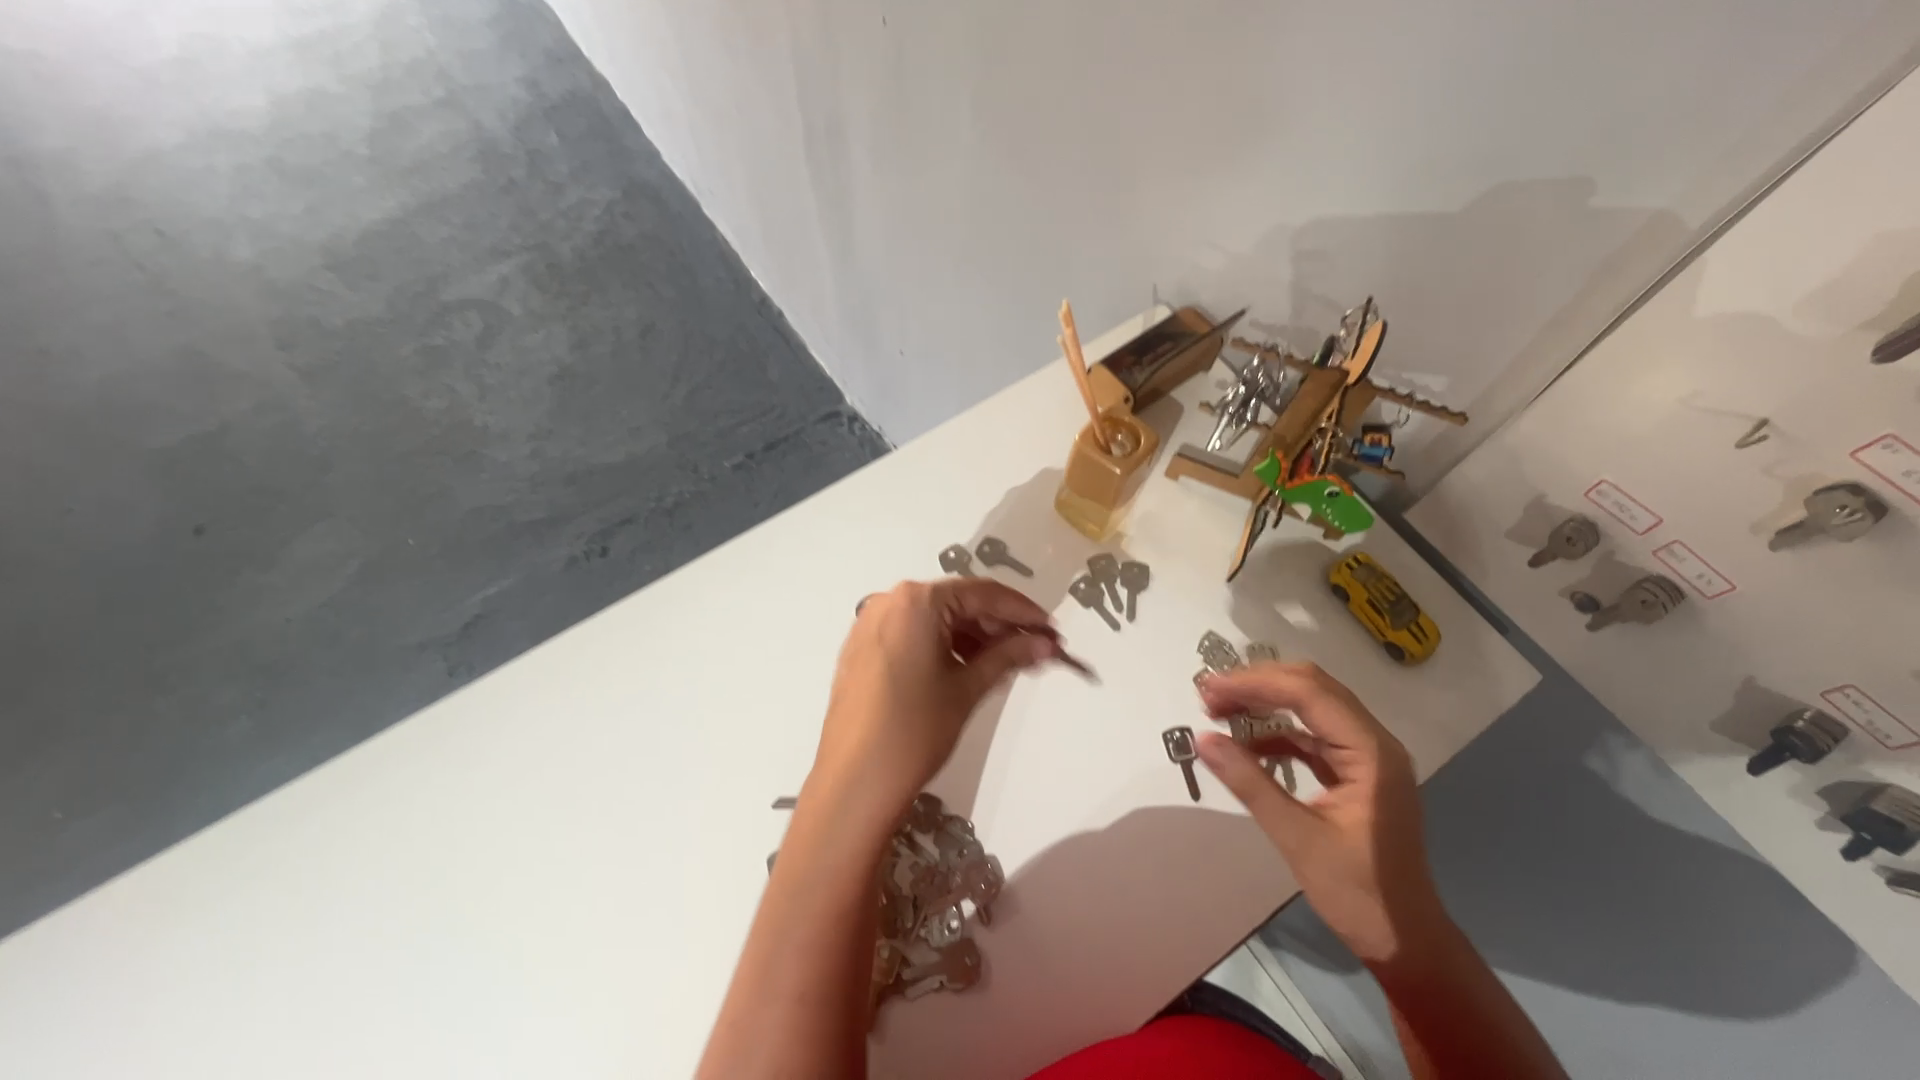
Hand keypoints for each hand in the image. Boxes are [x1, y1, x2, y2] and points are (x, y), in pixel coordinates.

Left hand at [805, 579, 1063, 821]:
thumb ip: (1008, 656)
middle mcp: (889, 601)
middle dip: (998, 626)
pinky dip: (943, 646)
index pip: (983, 593)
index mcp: (917, 601)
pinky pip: (912, 635)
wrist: (854, 780)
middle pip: (957, 603)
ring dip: (972, 637)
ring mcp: (870, 625)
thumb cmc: (915, 729)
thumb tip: (1046, 644)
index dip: (1023, 611)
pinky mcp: (861, 650)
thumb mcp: (967, 688)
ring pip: (935, 619)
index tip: (1053, 631)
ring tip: (1006, 665)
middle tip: (1036, 652)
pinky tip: (969, 670)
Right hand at [1195, 663, 1443, 964]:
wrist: (1403, 940)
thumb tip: (1203, 740)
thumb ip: (1250, 783)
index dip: (1255, 684)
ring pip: (1312, 708)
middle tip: (1209, 695)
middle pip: (1313, 689)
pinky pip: (1314, 736)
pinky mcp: (1356, 774)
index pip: (1309, 694)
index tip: (1208, 689)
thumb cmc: (1357, 893)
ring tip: (1220, 712)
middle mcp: (1375, 743)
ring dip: (1266, 704)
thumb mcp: (1296, 837)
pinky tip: (1247, 744)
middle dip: (1258, 685)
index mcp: (1372, 753)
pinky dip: (1278, 733)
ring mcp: (1368, 758)